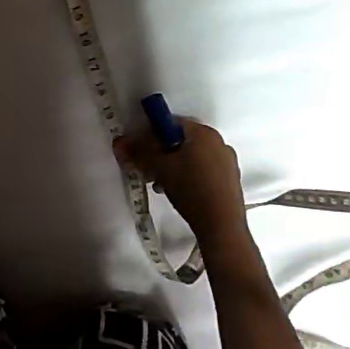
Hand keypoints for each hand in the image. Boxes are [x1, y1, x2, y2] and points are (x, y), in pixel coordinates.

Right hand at [115, 117, 250, 249]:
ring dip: (172, 166)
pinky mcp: (230, 179)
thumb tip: (119, 143)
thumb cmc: (190, 189)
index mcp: (202, 132)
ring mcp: (227, 160)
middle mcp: (218, 140)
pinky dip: (188, 176)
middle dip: (160, 153)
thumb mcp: (159, 168)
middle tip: (148, 170)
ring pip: (192, 156)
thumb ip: (138, 153)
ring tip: (161, 185)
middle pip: (180, 140)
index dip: (149, 135)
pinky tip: (179, 193)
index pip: (169, 123)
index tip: (139, 152)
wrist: (222, 225)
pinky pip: (204, 169)